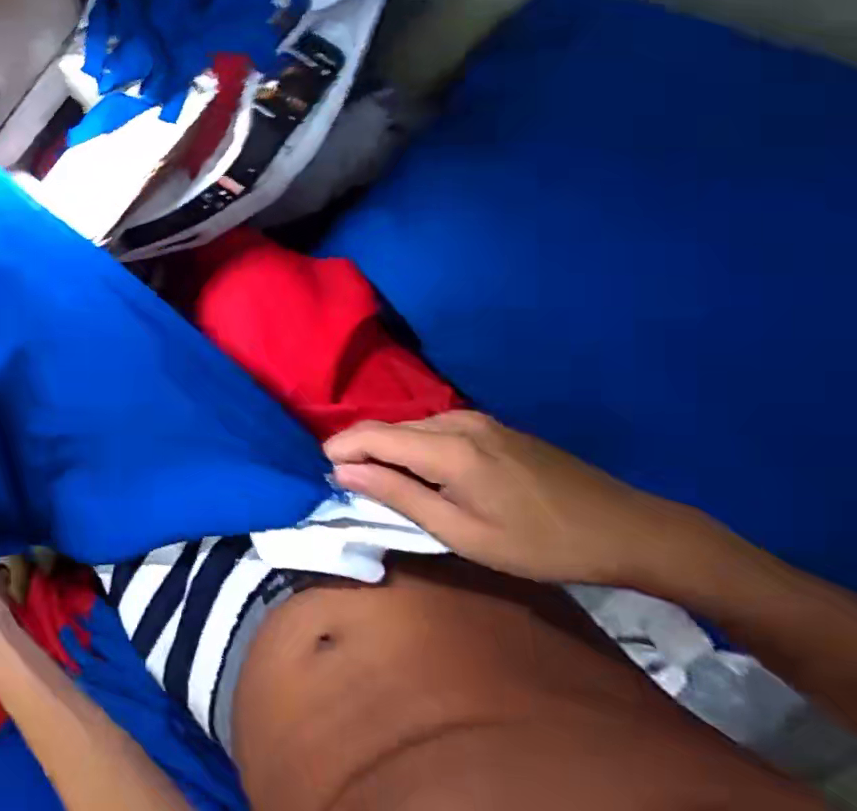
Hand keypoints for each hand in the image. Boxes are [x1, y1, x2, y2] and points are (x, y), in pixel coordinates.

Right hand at [323, 411, 697, 587]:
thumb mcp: (464, 533)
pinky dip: (414, 447)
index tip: (330, 477)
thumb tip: (341, 470)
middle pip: (384, 427)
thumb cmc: (544, 544)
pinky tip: (428, 474)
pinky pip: (432, 428)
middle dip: (360, 452)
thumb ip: (398, 495)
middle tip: (358, 488)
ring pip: (407, 427)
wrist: (635, 532)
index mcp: (447, 448)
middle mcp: (455, 422)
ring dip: (388, 450)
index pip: (368, 435)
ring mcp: (477, 420)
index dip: (339, 451)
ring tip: (392, 485)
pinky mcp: (492, 426)